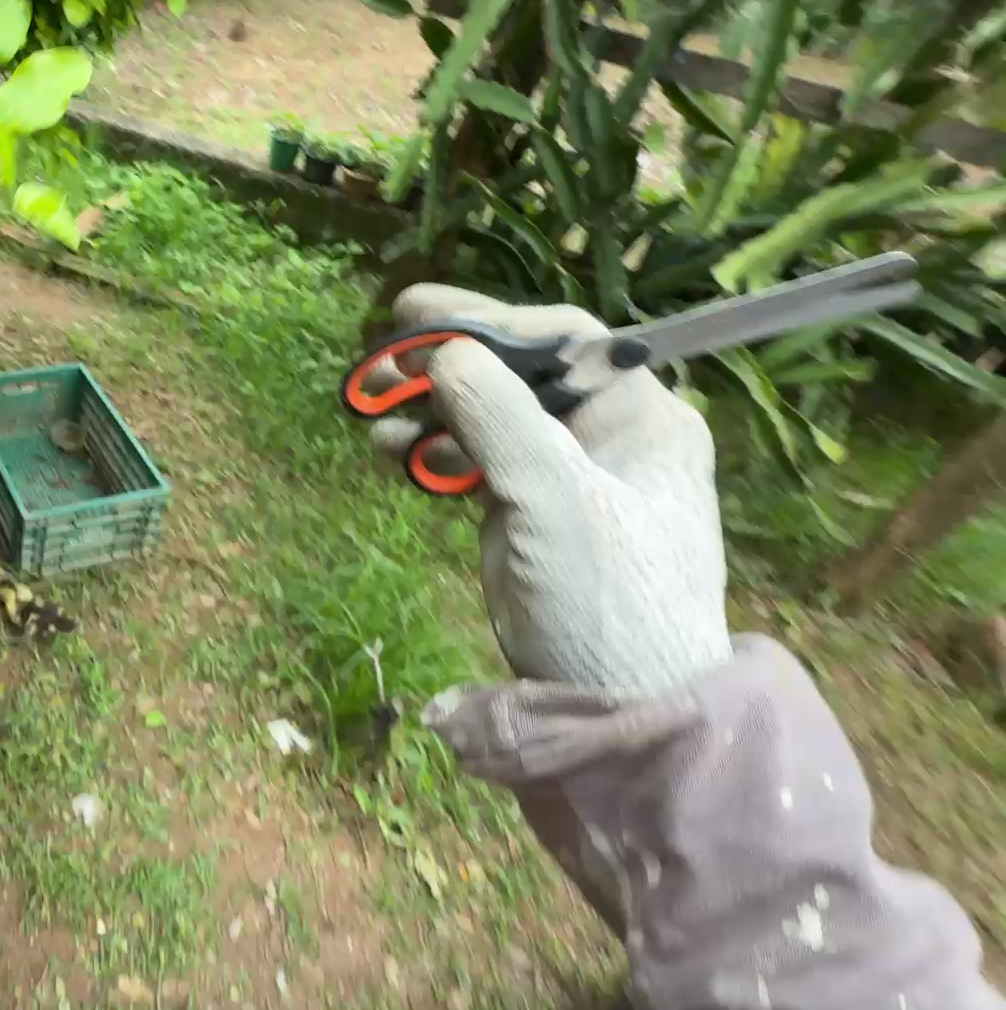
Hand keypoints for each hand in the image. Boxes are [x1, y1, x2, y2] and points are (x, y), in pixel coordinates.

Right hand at [362, 285, 730, 693]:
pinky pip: (470, 459)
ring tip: (372, 419)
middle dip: (444, 367)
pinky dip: (429, 451)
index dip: (487, 319)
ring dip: (425, 411)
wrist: (610, 696)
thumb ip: (502, 421)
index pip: (562, 341)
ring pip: (484, 417)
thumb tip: (445, 354)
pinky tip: (390, 452)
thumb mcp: (555, 501)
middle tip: (378, 364)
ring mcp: (558, 473)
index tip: (415, 313)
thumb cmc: (604, 597)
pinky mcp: (522, 508)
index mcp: (638, 417)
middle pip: (515, 375)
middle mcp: (600, 435)